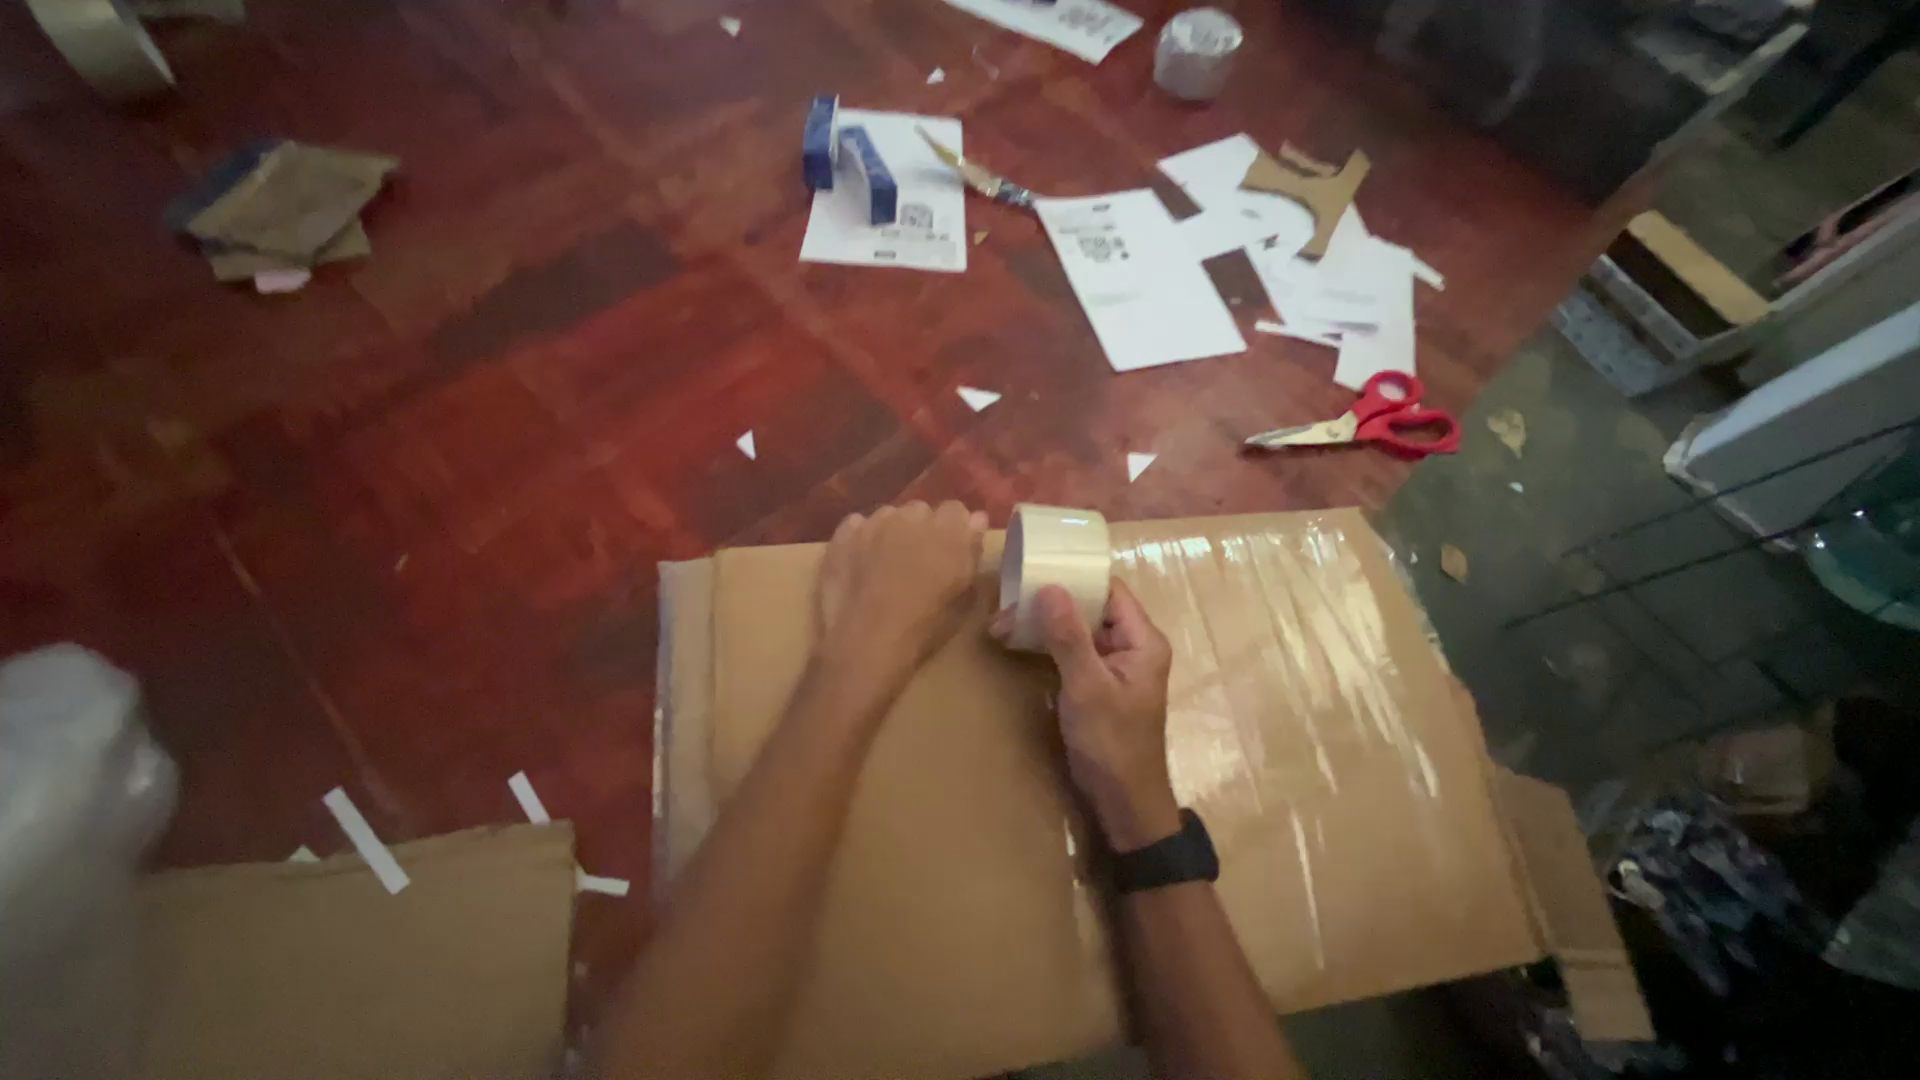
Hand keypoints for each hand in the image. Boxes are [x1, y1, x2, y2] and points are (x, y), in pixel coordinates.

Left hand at [813, 501, 986, 705]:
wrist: (866, 642)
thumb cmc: (923, 627)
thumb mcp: (963, 598)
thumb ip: (972, 552)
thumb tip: (976, 520)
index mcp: (948, 531)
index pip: (956, 510)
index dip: (953, 529)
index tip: (950, 551)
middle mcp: (913, 516)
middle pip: (921, 511)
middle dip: (921, 529)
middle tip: (917, 560)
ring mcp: (875, 522)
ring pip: (889, 515)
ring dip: (891, 532)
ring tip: (885, 564)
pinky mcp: (844, 533)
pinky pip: (857, 525)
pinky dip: (861, 538)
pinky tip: (859, 563)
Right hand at [991, 578, 1179, 850]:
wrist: (1123, 800)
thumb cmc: (1111, 742)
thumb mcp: (1087, 686)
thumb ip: (1069, 636)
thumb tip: (1049, 586)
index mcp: (1143, 640)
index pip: (1110, 590)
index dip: (1076, 576)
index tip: (1037, 568)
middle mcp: (1132, 645)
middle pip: (1091, 607)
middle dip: (1050, 602)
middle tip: (1008, 603)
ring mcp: (1115, 665)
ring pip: (1078, 628)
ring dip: (1044, 624)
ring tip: (1003, 623)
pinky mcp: (1098, 683)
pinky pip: (1073, 650)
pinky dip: (1047, 644)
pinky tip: (1018, 642)